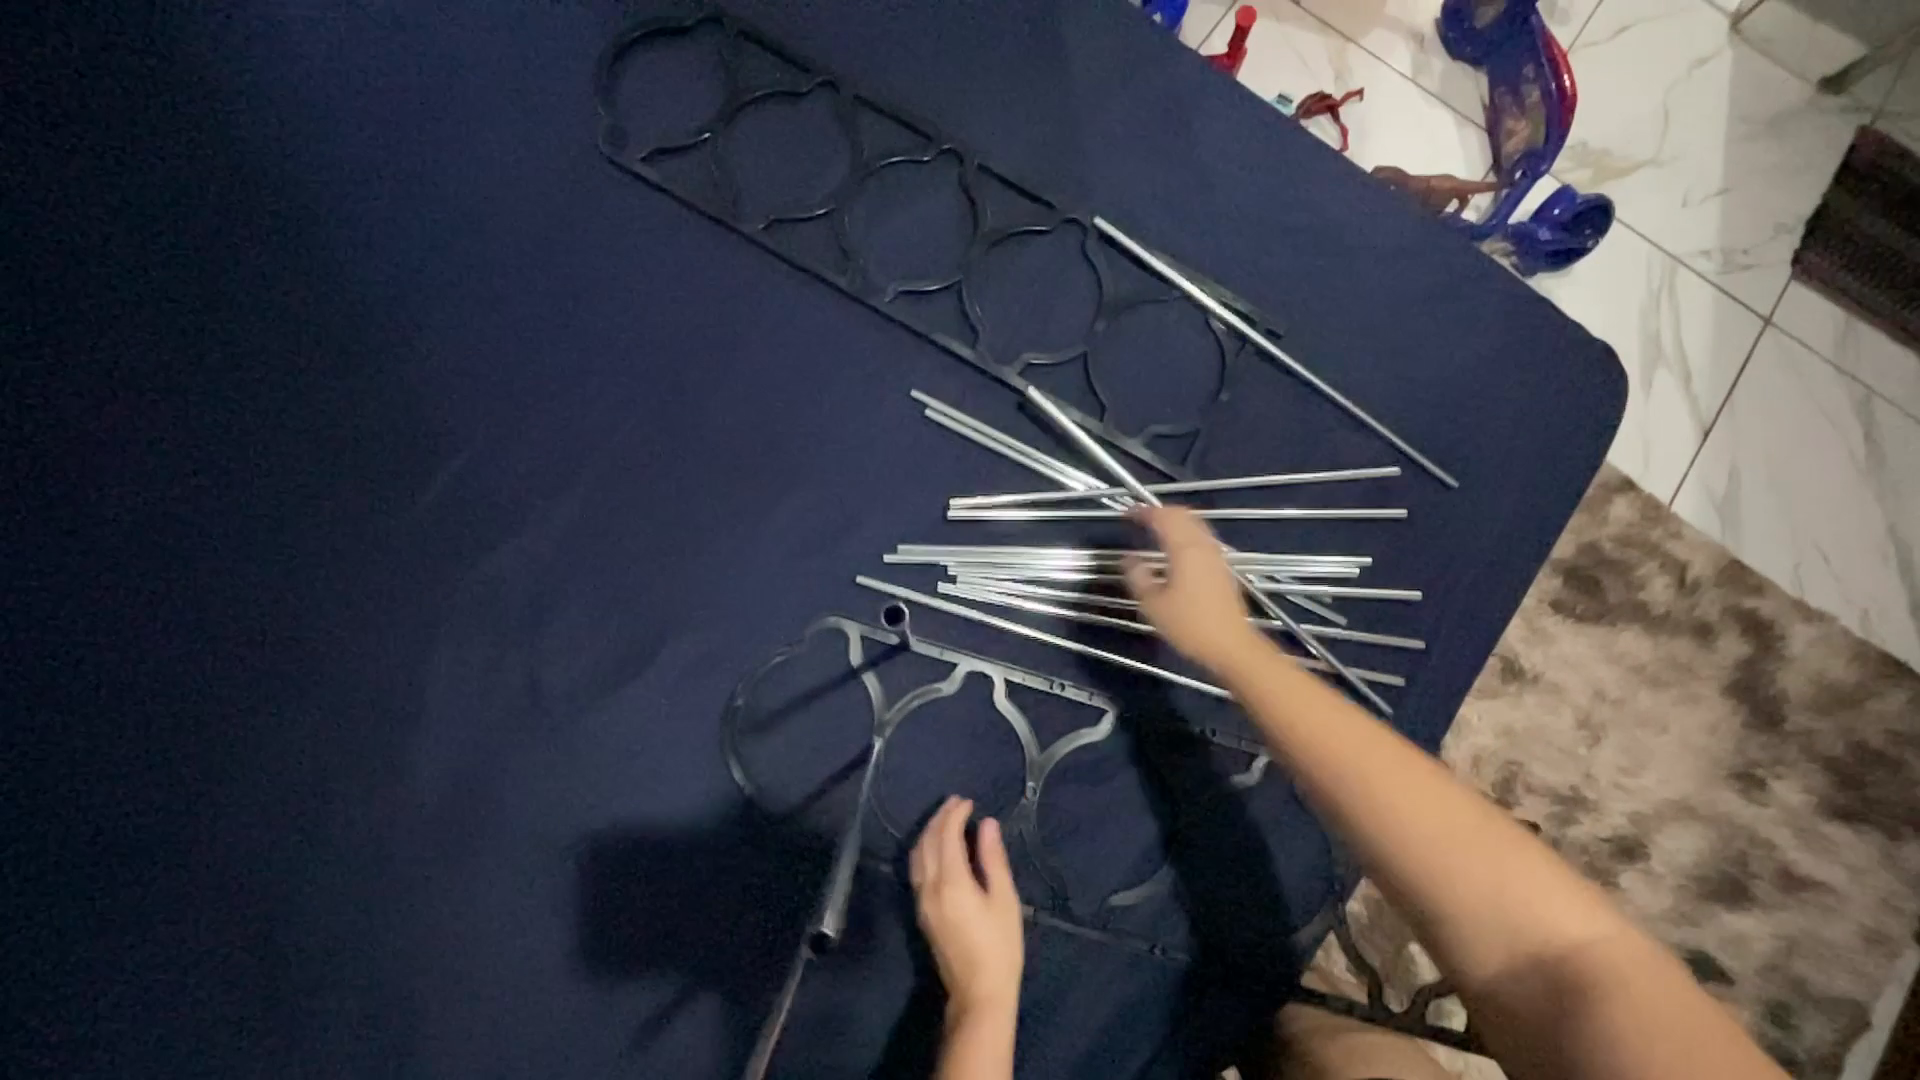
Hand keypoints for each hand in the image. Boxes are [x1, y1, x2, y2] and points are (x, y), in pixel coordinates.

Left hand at [909, 796, 1022, 1018]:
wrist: (978, 992)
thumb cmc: (1000, 946)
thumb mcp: (1004, 900)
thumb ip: (993, 859)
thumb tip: (987, 824)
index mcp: (951, 882)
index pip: (946, 835)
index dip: (955, 814)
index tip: (968, 801)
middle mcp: (929, 887)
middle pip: (927, 841)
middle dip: (940, 818)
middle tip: (956, 803)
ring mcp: (921, 900)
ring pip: (917, 855)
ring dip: (929, 832)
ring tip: (946, 818)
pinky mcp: (921, 911)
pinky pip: (917, 869)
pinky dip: (925, 849)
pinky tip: (937, 847)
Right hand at [1123, 506, 1267, 676]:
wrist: (1230, 645)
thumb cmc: (1189, 625)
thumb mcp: (1153, 604)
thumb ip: (1138, 577)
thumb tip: (1128, 559)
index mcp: (1184, 549)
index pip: (1163, 518)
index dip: (1143, 512)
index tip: (1127, 514)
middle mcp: (1203, 545)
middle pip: (1183, 515)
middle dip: (1161, 512)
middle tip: (1142, 518)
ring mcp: (1216, 555)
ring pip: (1196, 525)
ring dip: (1176, 521)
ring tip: (1158, 529)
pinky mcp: (1223, 567)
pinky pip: (1202, 538)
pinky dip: (1186, 533)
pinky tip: (1178, 548)